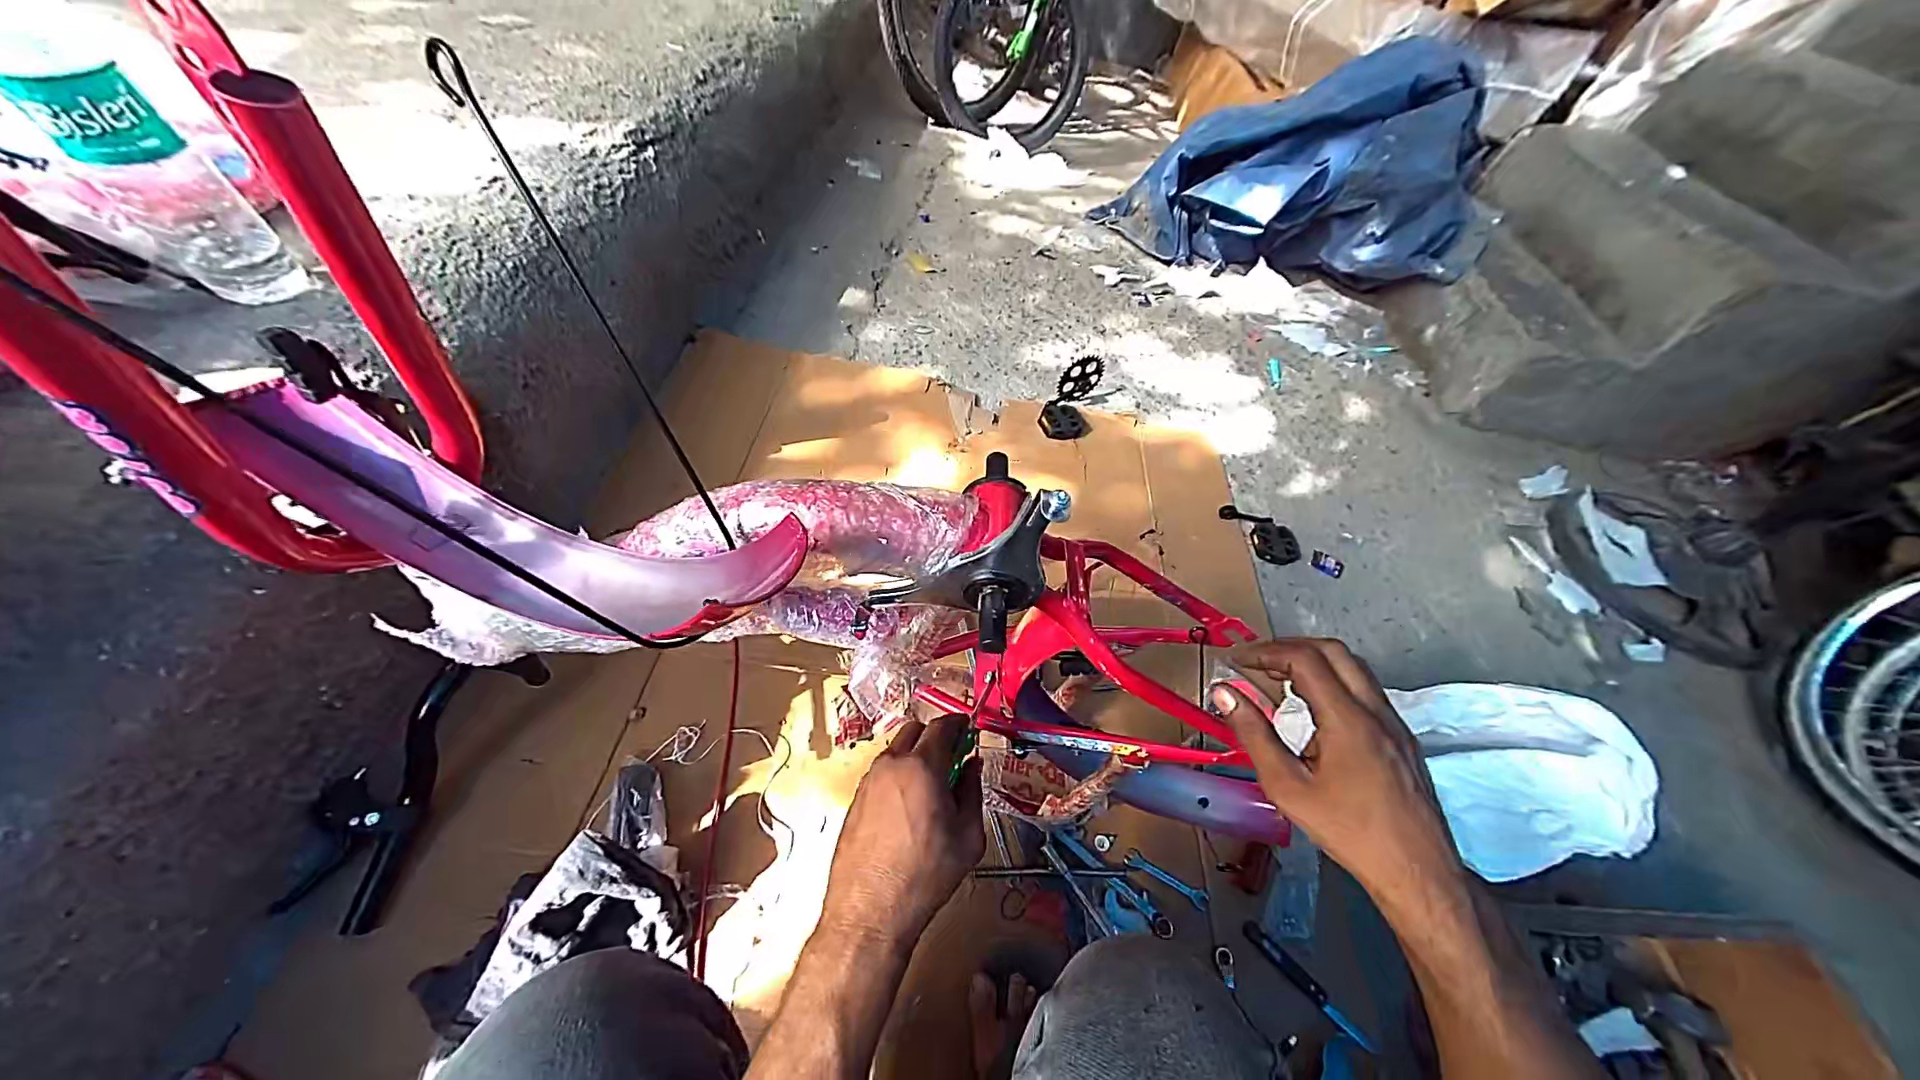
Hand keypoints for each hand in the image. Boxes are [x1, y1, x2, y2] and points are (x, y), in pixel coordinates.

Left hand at [819, 714, 984, 945]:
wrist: (870, 910)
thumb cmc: (922, 876)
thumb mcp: (968, 836)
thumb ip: (972, 791)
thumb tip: (972, 768)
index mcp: (922, 767)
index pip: (942, 726)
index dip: (959, 723)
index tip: (967, 729)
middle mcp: (891, 765)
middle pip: (915, 729)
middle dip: (935, 735)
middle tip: (952, 756)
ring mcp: (869, 781)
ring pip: (895, 750)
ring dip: (914, 755)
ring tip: (932, 785)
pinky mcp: (856, 798)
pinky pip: (881, 773)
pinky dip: (898, 775)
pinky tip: (909, 805)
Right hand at [1211, 639, 1462, 896]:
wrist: (1418, 871)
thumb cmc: (1350, 833)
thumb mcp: (1287, 786)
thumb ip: (1253, 734)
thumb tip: (1225, 694)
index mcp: (1348, 720)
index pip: (1305, 658)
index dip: (1266, 652)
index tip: (1239, 660)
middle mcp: (1376, 712)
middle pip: (1333, 651)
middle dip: (1289, 647)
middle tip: (1257, 662)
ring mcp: (1394, 723)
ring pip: (1353, 667)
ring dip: (1313, 661)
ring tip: (1278, 680)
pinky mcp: (1401, 737)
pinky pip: (1365, 690)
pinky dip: (1332, 681)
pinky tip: (1312, 709)